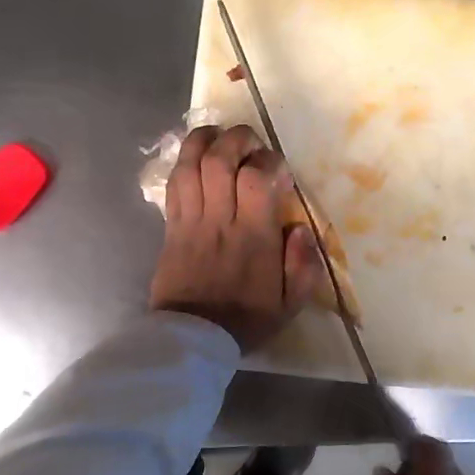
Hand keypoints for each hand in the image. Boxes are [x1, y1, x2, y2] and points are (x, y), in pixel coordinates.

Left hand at [151, 125, 323, 352]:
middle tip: (251, 144)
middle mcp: (220, 220)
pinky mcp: (172, 227)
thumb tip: (302, 229)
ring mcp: (191, 221)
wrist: (193, 338)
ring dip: (206, 141)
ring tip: (220, 137)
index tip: (279, 168)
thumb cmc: (245, 320)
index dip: (269, 161)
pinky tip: (196, 155)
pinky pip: (175, 184)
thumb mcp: (289, 305)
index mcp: (253, 237)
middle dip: (237, 140)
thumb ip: (303, 266)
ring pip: (192, 165)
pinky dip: (184, 161)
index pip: (257, 179)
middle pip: (221, 160)